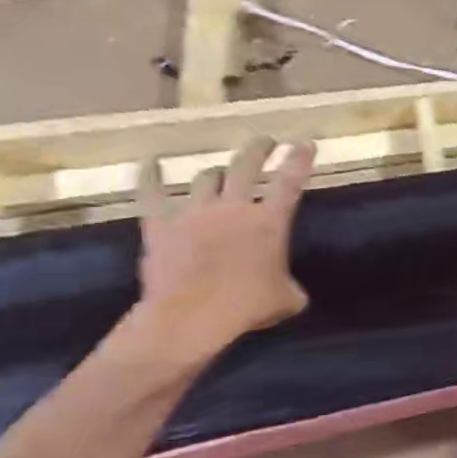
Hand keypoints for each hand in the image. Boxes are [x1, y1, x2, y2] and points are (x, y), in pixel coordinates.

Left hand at [129, 137, 316, 361]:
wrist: (192, 316)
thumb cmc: (247, 307)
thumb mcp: (287, 299)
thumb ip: (290, 285)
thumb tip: (289, 289)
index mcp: (269, 222)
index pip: (290, 182)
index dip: (299, 160)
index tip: (305, 142)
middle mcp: (233, 208)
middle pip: (246, 166)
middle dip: (258, 149)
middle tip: (265, 141)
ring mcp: (194, 212)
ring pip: (206, 178)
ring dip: (217, 174)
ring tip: (221, 174)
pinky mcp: (161, 224)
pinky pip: (152, 193)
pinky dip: (151, 177)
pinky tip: (151, 163)